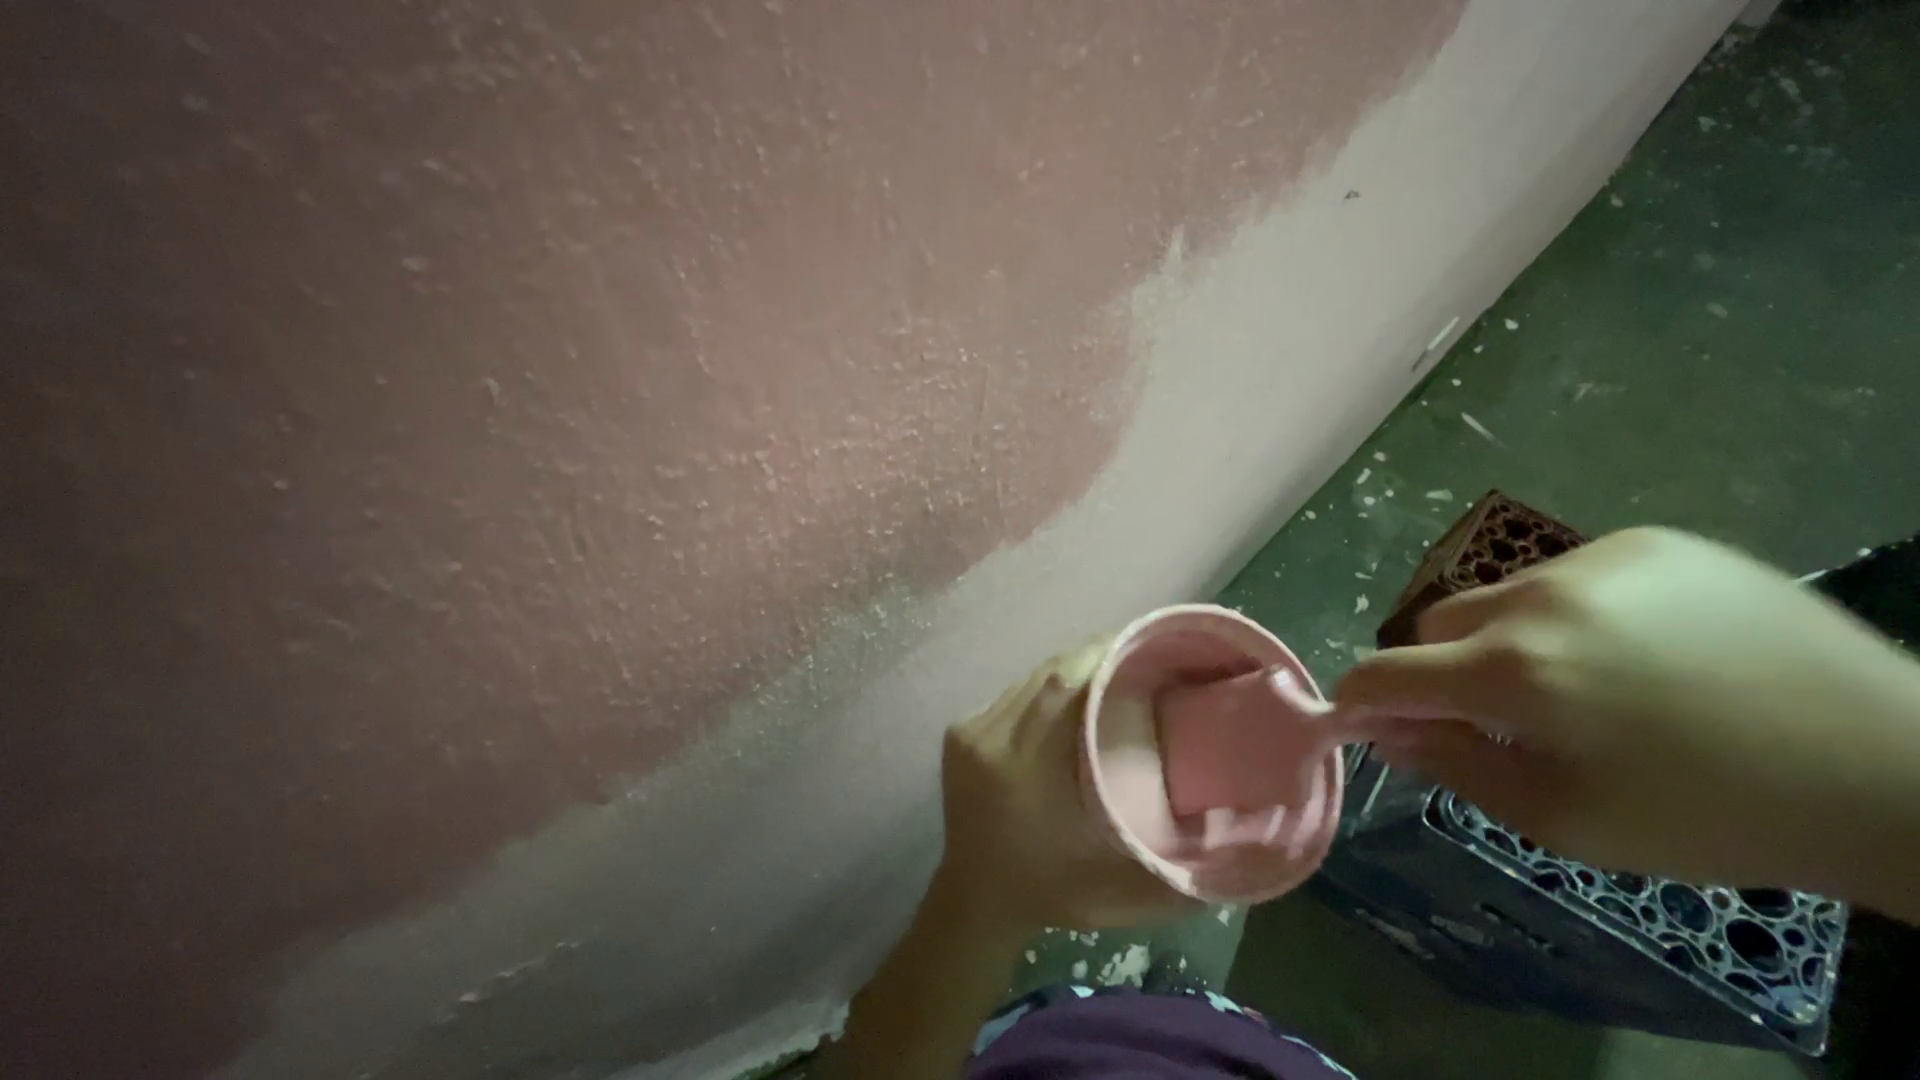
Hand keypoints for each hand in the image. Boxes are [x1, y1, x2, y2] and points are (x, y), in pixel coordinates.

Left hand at [936, 638, 1203, 932]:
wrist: (974, 900)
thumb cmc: (1050, 895)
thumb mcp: (1116, 894)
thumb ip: (1175, 871)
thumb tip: (1246, 846)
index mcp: (1025, 770)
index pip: (1065, 687)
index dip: (1107, 658)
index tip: (1151, 649)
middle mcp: (992, 740)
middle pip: (1049, 673)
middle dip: (1097, 654)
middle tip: (1143, 651)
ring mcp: (970, 730)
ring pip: (1030, 678)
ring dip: (1072, 666)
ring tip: (1115, 663)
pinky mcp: (961, 729)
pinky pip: (1012, 692)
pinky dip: (1047, 684)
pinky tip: (1074, 687)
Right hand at [1338, 527, 1919, 906]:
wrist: (1892, 767)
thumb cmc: (1711, 815)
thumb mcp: (1563, 821)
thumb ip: (1454, 768)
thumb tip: (1388, 732)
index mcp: (1513, 672)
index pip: (1385, 673)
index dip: (1360, 699)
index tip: (1361, 720)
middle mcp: (1538, 597)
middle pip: (1436, 624)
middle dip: (1445, 669)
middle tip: (1503, 715)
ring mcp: (1597, 559)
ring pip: (1501, 596)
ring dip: (1509, 638)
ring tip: (1585, 680)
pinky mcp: (1652, 542)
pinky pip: (1568, 575)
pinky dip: (1571, 612)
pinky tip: (1638, 648)